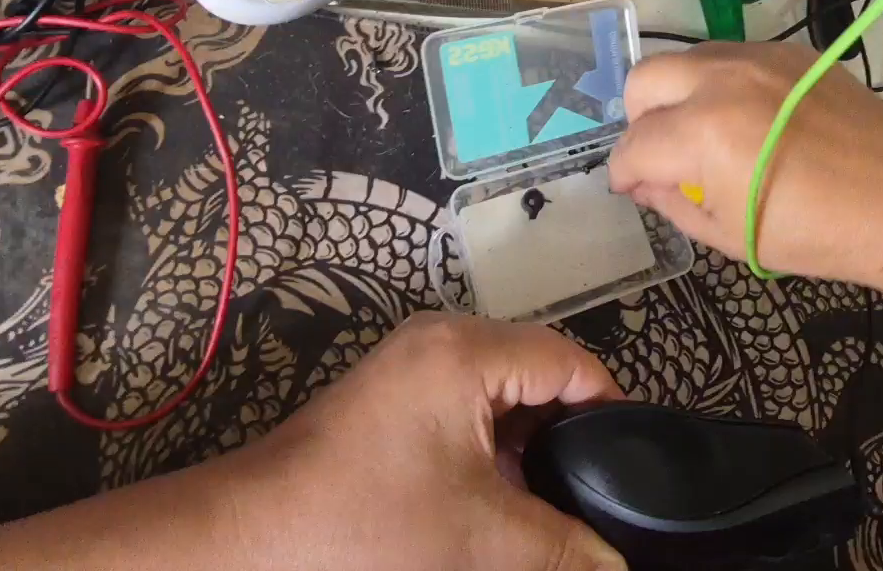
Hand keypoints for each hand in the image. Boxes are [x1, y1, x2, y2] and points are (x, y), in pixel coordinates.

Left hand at [230, 313, 627, 570]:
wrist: (250, 538)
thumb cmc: (368, 524)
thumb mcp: (477, 539)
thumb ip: (560, 548)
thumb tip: (618, 566)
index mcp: (467, 349)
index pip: (566, 359)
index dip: (608, 405)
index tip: (632, 460)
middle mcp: (443, 335)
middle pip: (535, 365)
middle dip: (568, 425)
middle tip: (597, 483)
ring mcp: (415, 358)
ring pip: (501, 383)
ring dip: (529, 435)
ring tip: (555, 493)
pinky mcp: (396, 386)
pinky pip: (467, 396)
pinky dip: (493, 436)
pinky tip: (501, 488)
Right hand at [607, 42, 882, 285]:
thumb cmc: (815, 233)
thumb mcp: (728, 233)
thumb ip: (670, 202)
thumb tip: (641, 180)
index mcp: (705, 130)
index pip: (634, 144)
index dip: (622, 171)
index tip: (630, 186)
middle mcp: (723, 78)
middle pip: (644, 78)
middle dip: (638, 119)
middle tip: (662, 153)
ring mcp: (759, 56)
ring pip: (684, 60)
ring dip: (676, 96)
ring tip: (705, 134)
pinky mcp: (789, 51)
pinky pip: (729, 56)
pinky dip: (718, 83)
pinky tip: (749, 118)